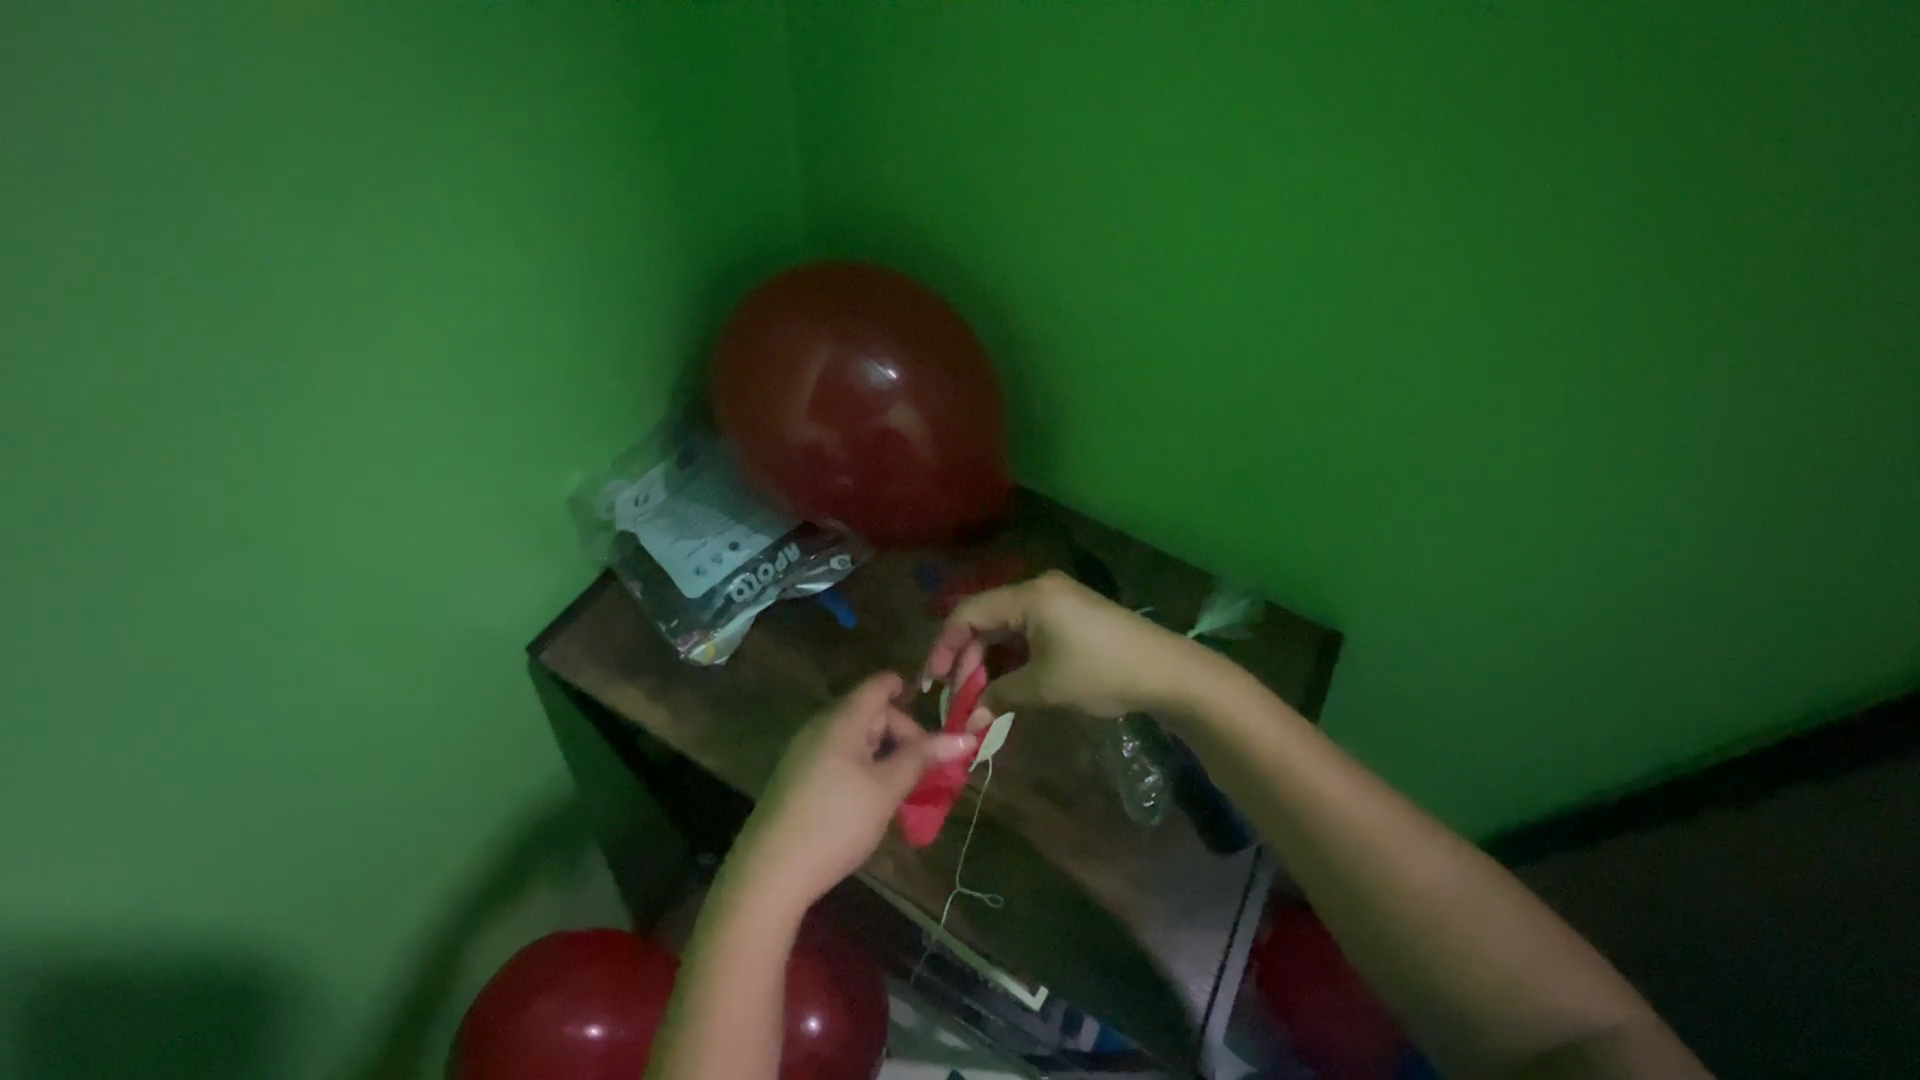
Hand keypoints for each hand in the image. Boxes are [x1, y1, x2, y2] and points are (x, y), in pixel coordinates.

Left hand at [730, 673, 977, 910]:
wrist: (771, 871)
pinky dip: (862, 768)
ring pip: (855, 739)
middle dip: (902, 734)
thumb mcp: (887, 789)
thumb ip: (922, 758)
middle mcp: (820, 727)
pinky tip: (871, 801)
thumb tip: (965, 737)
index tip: (936, 714)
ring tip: (903, 789)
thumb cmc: (837, 821)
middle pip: (869, 713)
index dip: (907, 690)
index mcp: (842, 720)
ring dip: (884, 755)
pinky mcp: (796, 778)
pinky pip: (837, 757)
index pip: (878, 686)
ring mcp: (804, 753)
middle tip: (926, 769)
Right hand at [922, 571, 1213, 717]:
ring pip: (1007, 629)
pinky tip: (1008, 685)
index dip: (945, 647)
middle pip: (986, 619)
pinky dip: (1014, 658)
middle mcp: (1039, 590)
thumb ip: (1000, 697)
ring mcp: (1058, 601)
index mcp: (1029, 596)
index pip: (968, 613)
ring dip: (990, 662)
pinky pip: (1028, 633)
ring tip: (982, 698)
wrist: (1167, 672)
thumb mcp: (1044, 688)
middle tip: (959, 698)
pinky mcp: (1071, 616)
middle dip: (968, 659)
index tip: (933, 682)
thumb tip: (970, 720)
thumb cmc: (1100, 673)